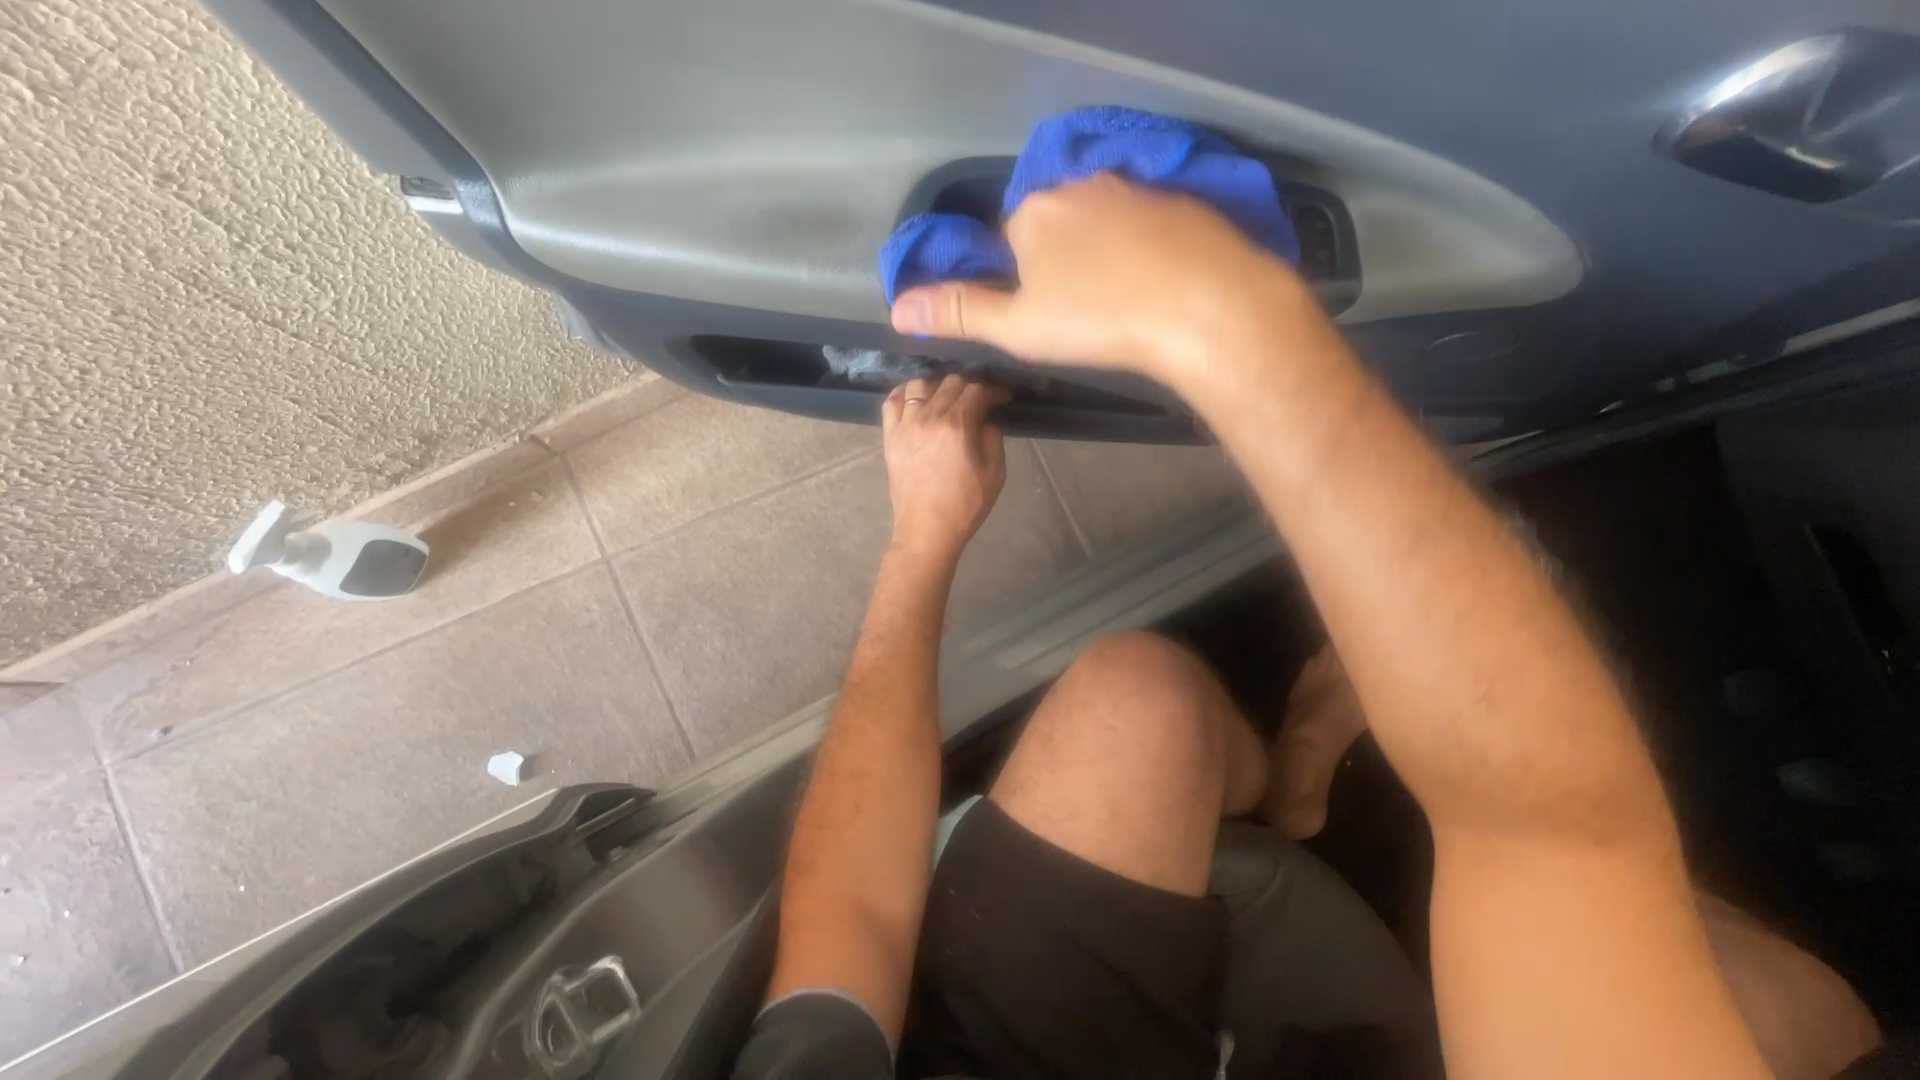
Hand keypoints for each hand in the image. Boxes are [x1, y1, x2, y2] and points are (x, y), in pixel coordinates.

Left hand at [881, 375, 1009, 560]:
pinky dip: (905, 394)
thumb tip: (984, 419)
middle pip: (950, 383)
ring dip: (937, 386)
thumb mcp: (995, 472)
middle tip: (979, 400)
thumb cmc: (965, 505)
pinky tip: (915, 400)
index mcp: (957, 425)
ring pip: (919, 385)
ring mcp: (905, 425)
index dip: (994, 390)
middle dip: (970, 387)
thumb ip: (992, 436)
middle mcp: (928, 417)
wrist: (927, 529)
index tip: (1003, 397)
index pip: (977, 391)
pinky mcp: (889, 436)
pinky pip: (892, 402)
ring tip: (946, 399)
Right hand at [888, 174, 1321, 386]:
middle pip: (1056, 224)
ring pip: (1103, 222)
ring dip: (1105, 253)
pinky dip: (1146, 249)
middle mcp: (1080, 185)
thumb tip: (899, 309)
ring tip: (1125, 301)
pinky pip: (1147, 223)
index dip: (1023, 282)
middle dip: (1062, 261)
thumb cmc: (1099, 320)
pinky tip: (1161, 284)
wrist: (1206, 307)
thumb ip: (960, 313)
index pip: (1010, 240)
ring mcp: (1135, 187)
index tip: (1048, 315)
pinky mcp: (1181, 199)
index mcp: (1034, 212)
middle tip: (1087, 312)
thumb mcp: (1018, 327)